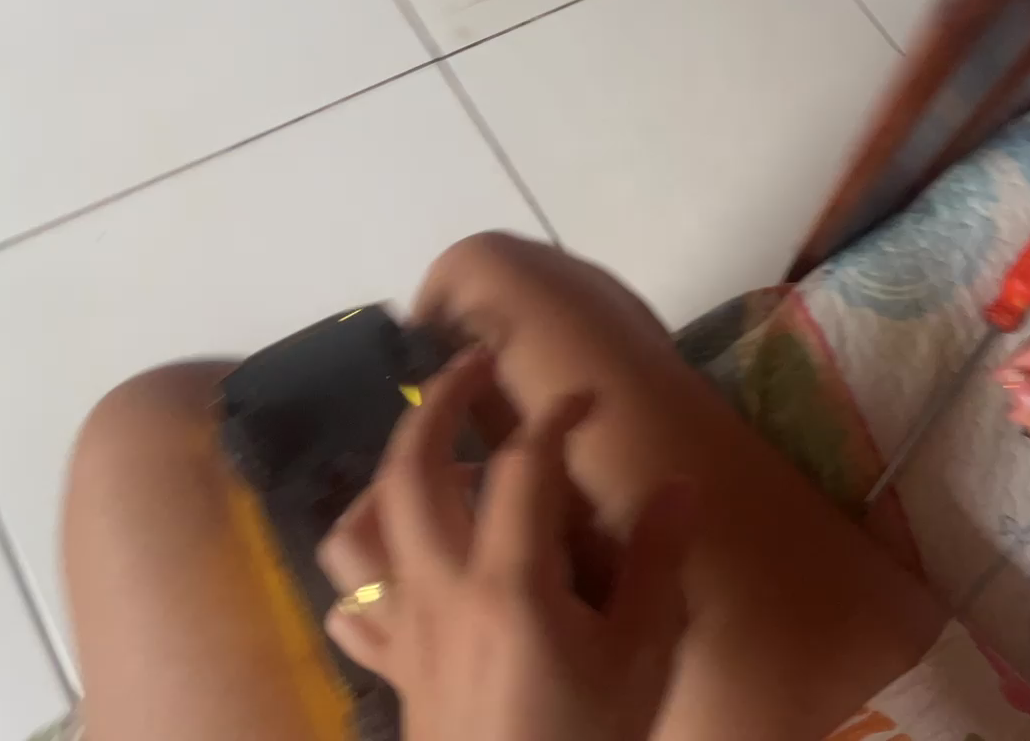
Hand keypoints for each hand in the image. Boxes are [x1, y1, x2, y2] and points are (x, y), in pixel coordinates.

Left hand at [319, 349, 695, 740]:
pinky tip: (406, 551)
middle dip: (439, 403)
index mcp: (506, 584)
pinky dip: (368, 555)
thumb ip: (657, 563)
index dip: (555, 416)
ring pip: (358, 527)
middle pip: (409, 471)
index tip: (587, 400)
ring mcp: (400, 629)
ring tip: (441, 457)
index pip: (522, 467)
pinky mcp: (388, 664)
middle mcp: (438, 591)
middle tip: (473, 365)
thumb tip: (679, 485)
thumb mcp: (641, 657)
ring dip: (392, 473)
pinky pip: (350, 596)